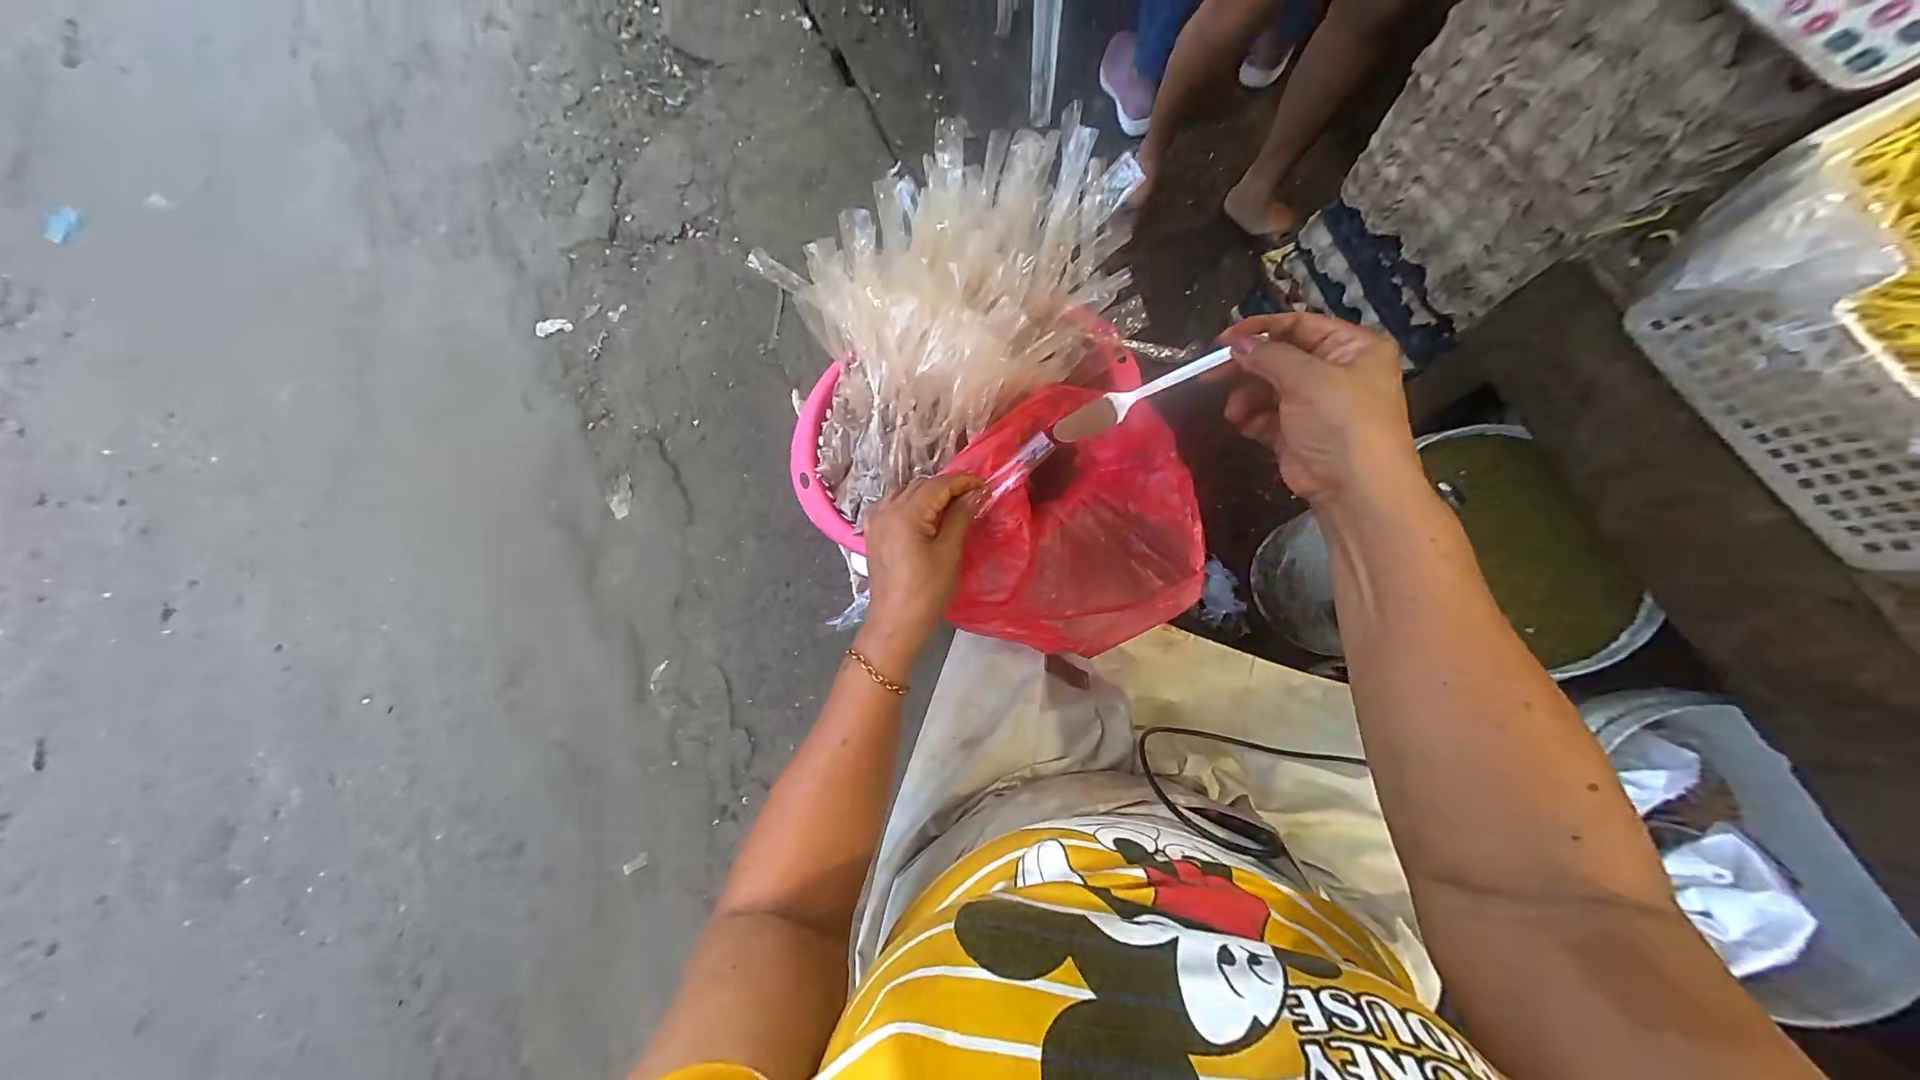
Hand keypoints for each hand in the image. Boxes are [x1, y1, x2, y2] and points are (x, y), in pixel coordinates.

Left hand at [862, 473, 985, 643]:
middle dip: (947, 488)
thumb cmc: (926, 591)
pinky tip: (927, 517)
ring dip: (930, 495)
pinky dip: (912, 504)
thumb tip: (977, 493)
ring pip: (906, 493)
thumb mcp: (949, 552)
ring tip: (953, 507)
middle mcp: (886, 509)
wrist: (895, 621)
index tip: (985, 485)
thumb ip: (960, 517)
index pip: (938, 485)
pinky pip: (894, 506)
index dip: (963, 482)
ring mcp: (876, 520)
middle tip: (973, 497)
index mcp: (905, 513)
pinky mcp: (873, 532)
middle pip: (921, 486)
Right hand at [1215, 313, 1421, 504]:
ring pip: (1267, 388)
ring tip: (1234, 411)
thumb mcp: (1307, 379)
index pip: (1300, 325)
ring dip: (1245, 397)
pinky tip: (1241, 424)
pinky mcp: (1296, 432)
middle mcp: (1334, 372)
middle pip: (1279, 358)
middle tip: (1212, 373)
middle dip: (1247, 367)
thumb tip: (1238, 343)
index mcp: (1351, 348)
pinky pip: (1265, 416)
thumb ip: (1269, 356)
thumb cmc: (1342, 423)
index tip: (1224, 340)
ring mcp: (1314, 404)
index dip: (1261, 329)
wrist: (1355, 487)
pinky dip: (1250, 418)